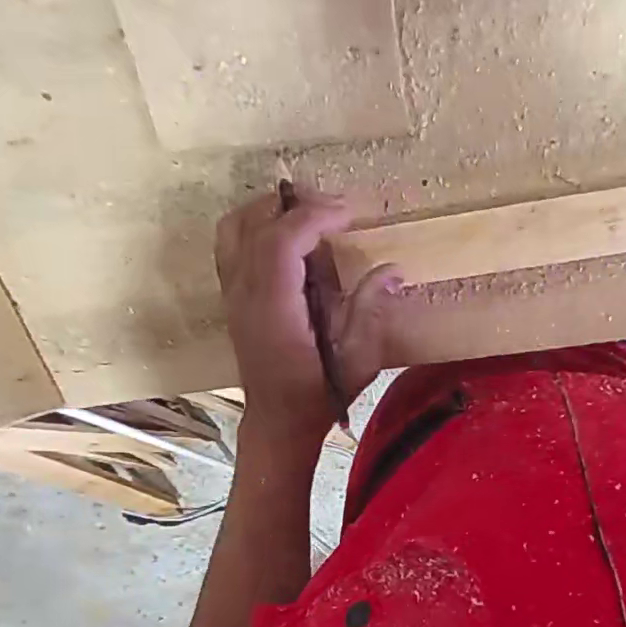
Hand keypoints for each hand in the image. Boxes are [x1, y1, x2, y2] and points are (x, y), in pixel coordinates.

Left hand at [215, 186, 401, 438]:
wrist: (279, 419)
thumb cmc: (320, 394)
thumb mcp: (357, 358)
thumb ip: (370, 310)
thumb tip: (393, 271)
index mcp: (275, 310)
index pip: (282, 242)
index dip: (315, 218)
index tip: (350, 215)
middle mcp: (245, 294)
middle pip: (256, 225)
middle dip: (297, 206)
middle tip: (336, 209)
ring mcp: (232, 293)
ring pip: (235, 228)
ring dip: (271, 209)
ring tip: (309, 212)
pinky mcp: (232, 296)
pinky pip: (232, 243)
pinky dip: (257, 224)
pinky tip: (287, 234)